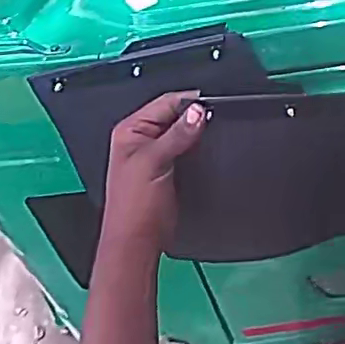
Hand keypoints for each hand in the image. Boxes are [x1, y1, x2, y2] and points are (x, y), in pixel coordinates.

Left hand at [103, 92, 206, 252]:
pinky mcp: (171, 167)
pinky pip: (189, 147)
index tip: (211, 104)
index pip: (165, 102)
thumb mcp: (153, 162)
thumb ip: (177, 135)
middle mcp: (142, 139)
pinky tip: (208, 148)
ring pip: (184, 131)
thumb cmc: (132, 207)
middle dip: (195, 116)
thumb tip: (197, 111)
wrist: (138, 242)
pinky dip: (200, 146)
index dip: (189, 101)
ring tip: (212, 133)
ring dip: (198, 131)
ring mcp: (157, 153)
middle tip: (214, 119)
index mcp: (131, 130)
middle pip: (176, 115)